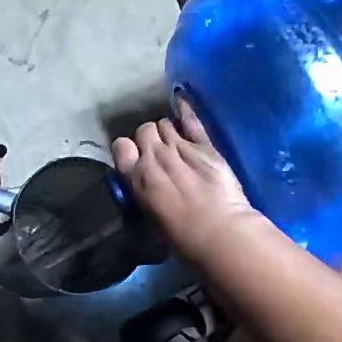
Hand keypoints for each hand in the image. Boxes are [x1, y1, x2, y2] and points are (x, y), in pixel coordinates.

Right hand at [111, 100, 262, 264]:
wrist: (220, 232)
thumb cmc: (183, 237)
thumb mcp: (150, 217)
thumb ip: (143, 192)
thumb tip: (142, 181)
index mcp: (137, 178)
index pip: (121, 146)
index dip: (128, 150)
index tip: (136, 158)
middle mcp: (155, 157)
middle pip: (144, 130)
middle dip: (149, 138)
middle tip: (160, 152)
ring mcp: (180, 147)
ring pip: (165, 124)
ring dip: (168, 131)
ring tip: (176, 143)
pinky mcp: (205, 146)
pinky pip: (191, 121)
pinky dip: (186, 112)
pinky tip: (182, 104)